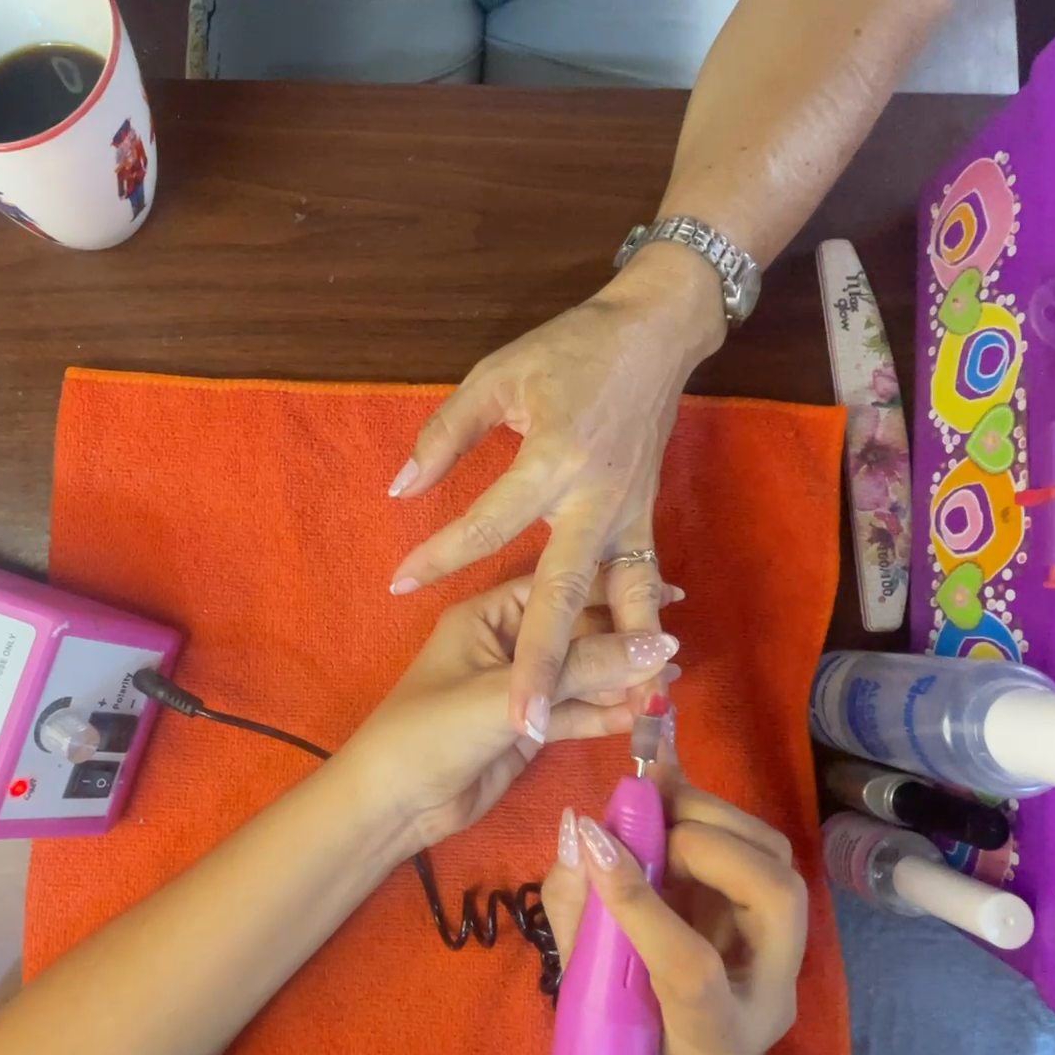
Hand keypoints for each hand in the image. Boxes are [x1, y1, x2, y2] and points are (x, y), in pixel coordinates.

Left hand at [337, 574, 681, 849]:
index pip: (555, 592)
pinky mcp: (530, 728)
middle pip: (574, 635)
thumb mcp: (504, 694)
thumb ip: (579, 670)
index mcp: (488, 616)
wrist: (396, 803)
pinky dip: (608, 714)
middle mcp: (509, 645)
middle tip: (677, 644)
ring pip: (580, 678)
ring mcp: (521, 688)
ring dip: (621, 682)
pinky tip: (646, 712)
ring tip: (671, 682)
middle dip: (622, 642)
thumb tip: (661, 645)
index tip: (662, 592)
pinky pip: (576, 713)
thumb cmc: (433, 730)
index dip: (607, 590)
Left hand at [388, 245, 726, 734]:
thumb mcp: (497, 378)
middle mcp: (594, 500)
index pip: (485, 524)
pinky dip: (648, 626)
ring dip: (621, 662)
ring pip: (622, 599)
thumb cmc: (568, 350)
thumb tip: (400, 487)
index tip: (399, 583)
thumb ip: (447, 435)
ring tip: (623, 718)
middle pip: (562, 592)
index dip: (439, 554)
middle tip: (519, 722)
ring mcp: (629, 514)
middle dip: (542, 662)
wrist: (656, 332)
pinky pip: (646, 581)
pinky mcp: (648, 518)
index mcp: (551, 460)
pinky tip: (652, 671)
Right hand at [542, 763, 807, 1054]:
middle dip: (697, 840)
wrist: (686, 1048)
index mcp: (712, 1037)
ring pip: (774, 857)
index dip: (639, 902)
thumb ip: (574, 911)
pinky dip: (709, 808)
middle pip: (772, 897)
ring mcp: (783, 944)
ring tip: (648, 805)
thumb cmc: (628, 1024)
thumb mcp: (583, 982)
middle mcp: (767, 989)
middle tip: (633, 822)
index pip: (692, 972)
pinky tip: (665, 787)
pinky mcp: (773, 901)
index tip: (592, 843)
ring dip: (706, 815)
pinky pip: (758, 840)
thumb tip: (577, 830)